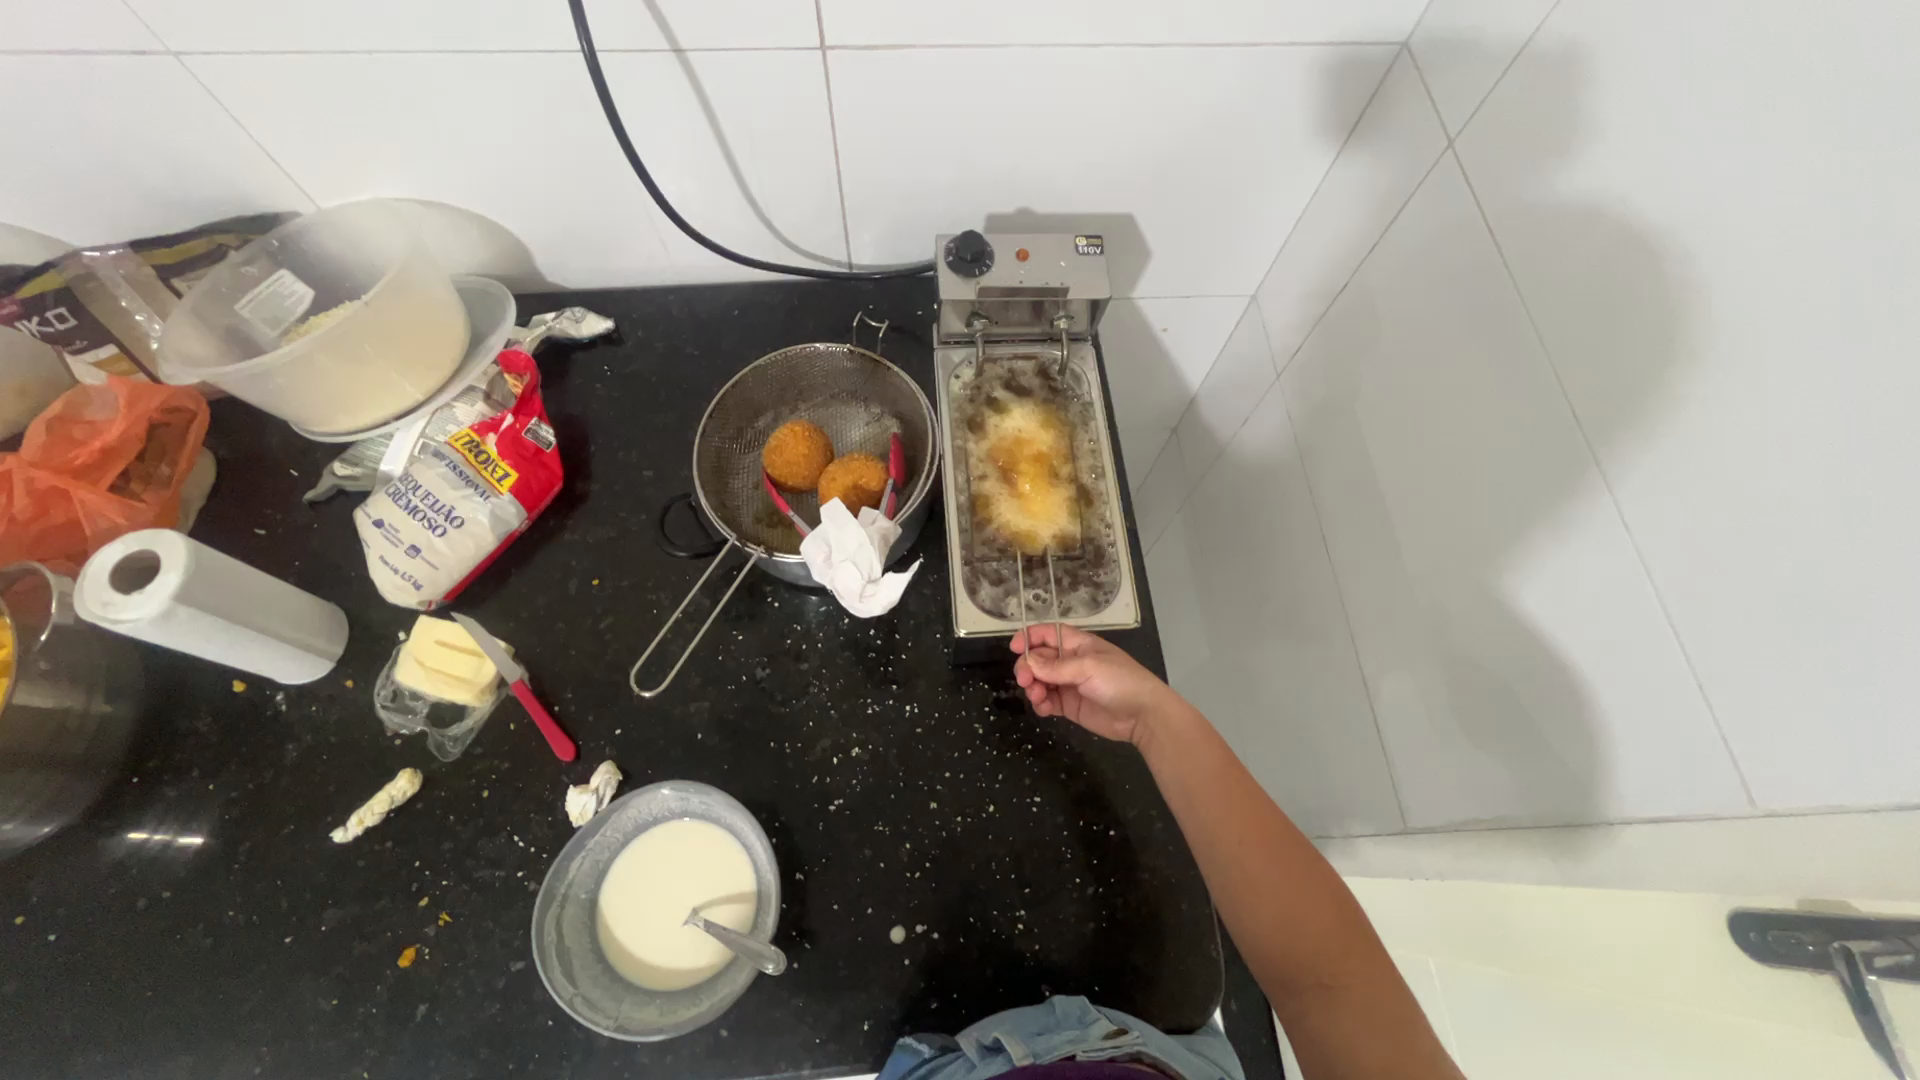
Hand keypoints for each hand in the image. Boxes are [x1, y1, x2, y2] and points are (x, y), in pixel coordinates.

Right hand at [1011, 624, 1181, 744]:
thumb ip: (1056, 667)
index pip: (1049, 634)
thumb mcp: (1089, 667)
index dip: (1031, 637)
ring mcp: (1069, 684)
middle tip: (1025, 680)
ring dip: (1033, 687)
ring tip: (1038, 697)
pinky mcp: (1070, 706)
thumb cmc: (1120, 681)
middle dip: (1028, 667)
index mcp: (1079, 645)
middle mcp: (1071, 662)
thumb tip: (1028, 662)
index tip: (1015, 648)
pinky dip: (1040, 704)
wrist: (1143, 715)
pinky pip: (1047, 701)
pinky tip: (1044, 708)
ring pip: (1040, 681)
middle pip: (1039, 659)